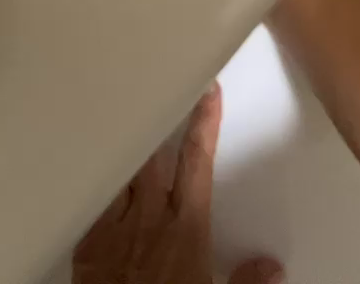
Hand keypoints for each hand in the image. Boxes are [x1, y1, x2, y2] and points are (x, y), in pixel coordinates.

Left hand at [74, 84, 282, 283]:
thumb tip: (271, 266)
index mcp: (186, 229)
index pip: (197, 162)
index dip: (204, 124)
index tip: (208, 94)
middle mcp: (149, 217)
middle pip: (154, 154)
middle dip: (160, 127)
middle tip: (164, 100)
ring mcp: (115, 225)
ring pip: (123, 169)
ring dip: (132, 153)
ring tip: (132, 127)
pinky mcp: (88, 241)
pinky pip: (95, 198)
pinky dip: (102, 184)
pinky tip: (100, 174)